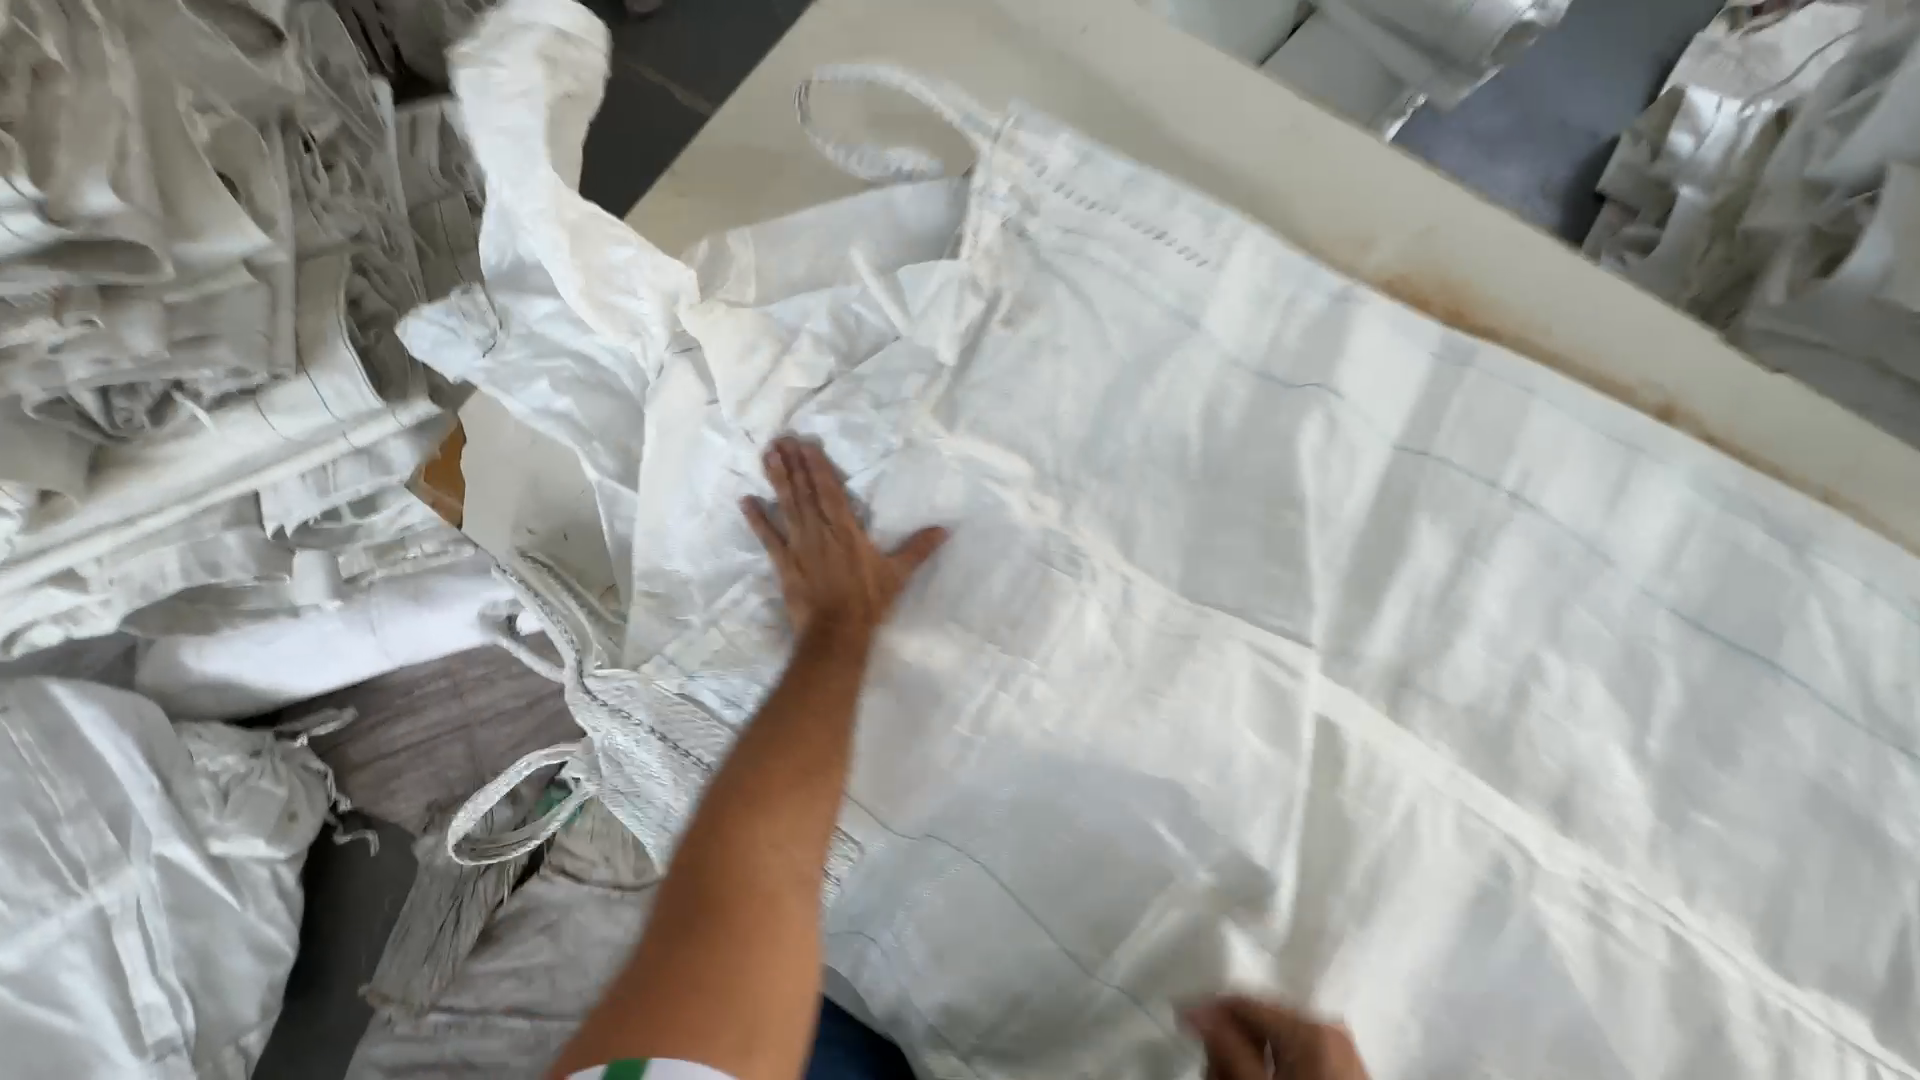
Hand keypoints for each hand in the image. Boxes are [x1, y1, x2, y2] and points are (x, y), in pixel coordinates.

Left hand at [741, 435, 947, 640]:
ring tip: (767, 455)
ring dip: (776, 480)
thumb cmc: (868, 602)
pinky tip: (745, 501)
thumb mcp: (898, 574)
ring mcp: (799, 546)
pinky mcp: (784, 563)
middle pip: (805, 492)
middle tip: (780, 439)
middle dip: (793, 464)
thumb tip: (944, 530)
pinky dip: (757, 519)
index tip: (806, 444)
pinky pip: (768, 537)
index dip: (817, 467)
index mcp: (847, 530)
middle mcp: (820, 531)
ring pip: (786, 506)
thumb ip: (918, 548)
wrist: (836, 631)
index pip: (830, 491)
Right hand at [1182, 997, 1369, 1079]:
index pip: (1244, 1000)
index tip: (1179, 1019)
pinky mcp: (1347, 1066)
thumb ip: (1226, 1048)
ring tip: (1231, 1076)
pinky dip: (1274, 1063)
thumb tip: (1194, 1010)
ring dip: (1249, 1055)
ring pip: (1276, 1036)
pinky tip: (1260, 1076)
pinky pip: (1297, 1051)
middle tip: (1210, 1070)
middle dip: (1229, 1041)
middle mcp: (1329, 1023)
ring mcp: (1342, 1046)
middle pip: (1260, 1018)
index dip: (1208, 1009)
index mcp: (1311, 1025)